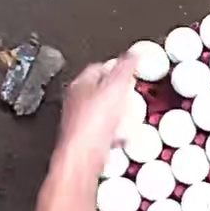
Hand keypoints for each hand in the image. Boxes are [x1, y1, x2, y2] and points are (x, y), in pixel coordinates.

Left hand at [53, 51, 138, 171]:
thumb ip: (126, 67)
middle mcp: (76, 102)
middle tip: (131, 91)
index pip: (98, 67)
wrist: (84, 156)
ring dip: (117, 112)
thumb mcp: (116, 87)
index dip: (116, 66)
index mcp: (80, 84)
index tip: (129, 68)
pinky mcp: (86, 141)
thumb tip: (133, 53)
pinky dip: (115, 132)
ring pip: (102, 111)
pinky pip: (104, 131)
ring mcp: (80, 122)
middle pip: (100, 89)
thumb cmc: (92, 122)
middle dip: (118, 90)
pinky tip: (123, 136)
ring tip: (129, 114)